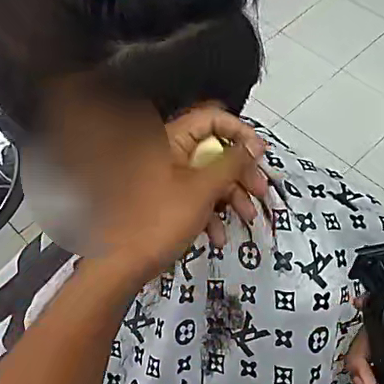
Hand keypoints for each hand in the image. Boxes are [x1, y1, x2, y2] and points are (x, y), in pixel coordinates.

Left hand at [162, 105, 272, 251]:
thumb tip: (254, 144)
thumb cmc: (159, 222)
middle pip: (213, 149)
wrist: (124, 264)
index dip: (239, 133)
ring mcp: (163, 176)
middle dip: (240, 172)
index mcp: (170, 140)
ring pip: (207, 176)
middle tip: (259, 190)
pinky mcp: (164, 198)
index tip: (258, 154)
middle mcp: (166, 152)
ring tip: (246, 217)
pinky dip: (210, 212)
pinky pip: (194, 195)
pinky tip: (217, 235)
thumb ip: (233, 162)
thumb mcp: (204, 189)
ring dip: (231, 196)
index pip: (211, 119)